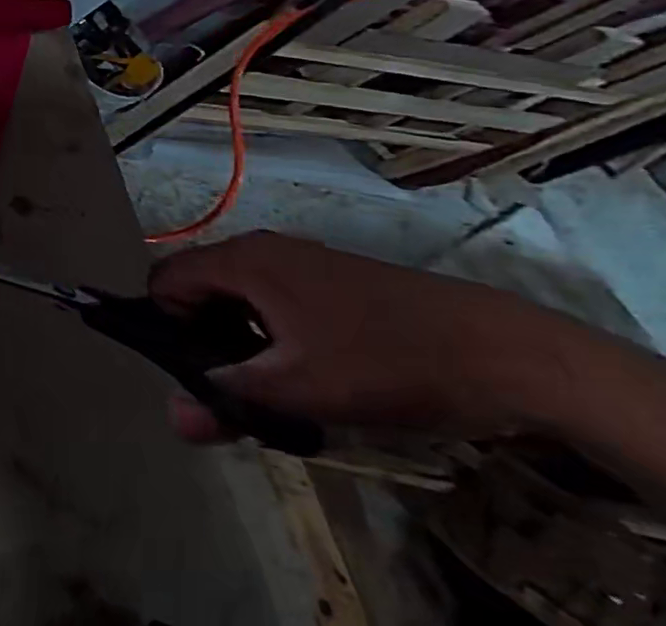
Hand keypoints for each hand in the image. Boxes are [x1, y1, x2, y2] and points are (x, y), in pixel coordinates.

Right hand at [149, 231, 588, 442]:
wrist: (501, 351)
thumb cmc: (387, 362)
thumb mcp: (299, 390)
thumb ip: (227, 399)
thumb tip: (172, 416)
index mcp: (245, 262)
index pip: (165, 280)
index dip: (164, 326)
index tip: (189, 372)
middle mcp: (262, 250)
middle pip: (196, 287)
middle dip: (198, 338)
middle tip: (228, 390)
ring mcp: (297, 262)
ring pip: (234, 297)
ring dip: (232, 341)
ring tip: (265, 388)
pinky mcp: (326, 280)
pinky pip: (267, 301)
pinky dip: (264, 335)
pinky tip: (300, 373)